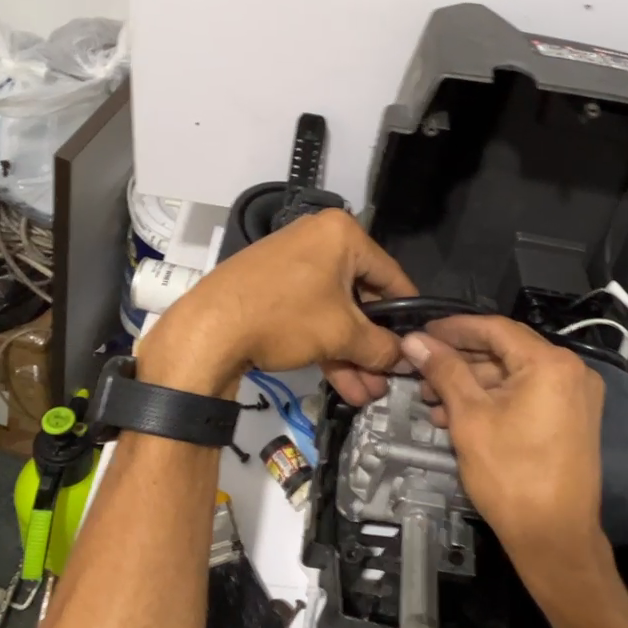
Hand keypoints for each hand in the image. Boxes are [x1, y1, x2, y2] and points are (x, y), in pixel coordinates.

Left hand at [138, 209, 417, 402]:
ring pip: (335, 312)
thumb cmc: (285, 318)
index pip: (391, 276)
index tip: (419, 344)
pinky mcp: (274, 288)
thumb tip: (405, 359)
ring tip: (368, 393)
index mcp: (342, 234)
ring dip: (352, 354)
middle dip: (374, 345)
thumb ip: (382, 347)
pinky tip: (344, 384)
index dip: (408, 315)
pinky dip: (327, 345)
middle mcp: (319, 240)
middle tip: (388, 378)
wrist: (208, 330)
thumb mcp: (343, 335)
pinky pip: (312, 315)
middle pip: (362, 297)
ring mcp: (294, 264)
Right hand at [399, 317, 606, 572]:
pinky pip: (528, 396)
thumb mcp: (470, 418)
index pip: (495, 328)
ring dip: (473, 384)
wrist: (555, 539)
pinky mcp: (572, 419)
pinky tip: (458, 416)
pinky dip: (494, 401)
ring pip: (514, 376)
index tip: (421, 334)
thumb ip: (444, 371)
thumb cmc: (511, 476)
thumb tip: (415, 340)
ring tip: (432, 401)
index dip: (454, 329)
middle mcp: (571, 371)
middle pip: (505, 351)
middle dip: (460, 361)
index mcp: (551, 363)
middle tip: (421, 371)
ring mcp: (575, 396)